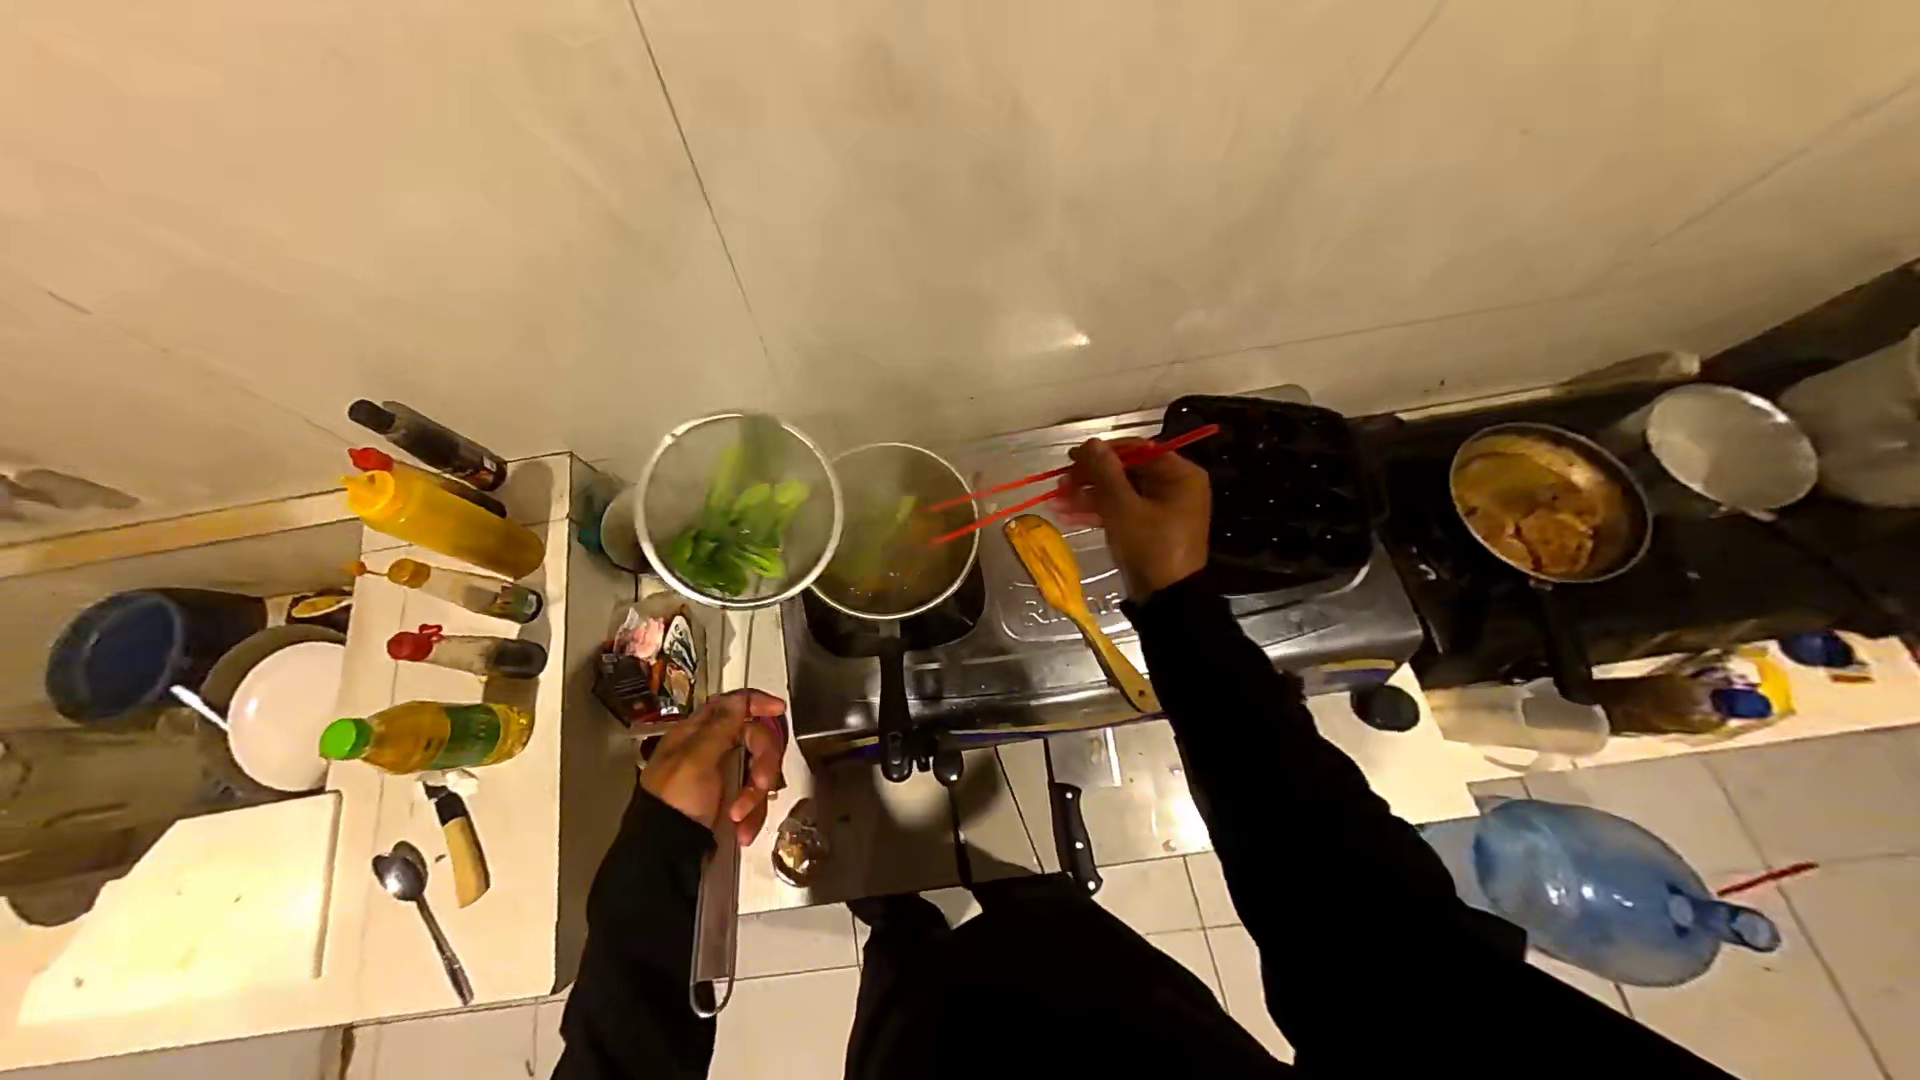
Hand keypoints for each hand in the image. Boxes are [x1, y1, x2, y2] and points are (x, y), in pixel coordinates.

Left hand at [640, 689, 787, 847]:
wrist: (664, 855)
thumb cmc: (675, 801)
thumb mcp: (696, 760)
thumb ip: (721, 728)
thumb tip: (740, 699)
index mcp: (699, 732)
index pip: (734, 704)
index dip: (757, 702)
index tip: (778, 710)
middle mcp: (715, 748)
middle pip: (757, 737)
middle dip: (764, 762)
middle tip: (761, 783)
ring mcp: (725, 774)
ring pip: (761, 769)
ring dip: (756, 795)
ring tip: (740, 817)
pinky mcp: (733, 798)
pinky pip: (756, 797)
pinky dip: (753, 814)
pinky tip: (742, 830)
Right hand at [1058, 437, 1210, 597]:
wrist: (1167, 599)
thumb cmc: (1151, 547)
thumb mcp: (1123, 508)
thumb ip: (1105, 472)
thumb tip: (1090, 443)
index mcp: (1179, 475)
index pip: (1138, 450)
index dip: (1103, 452)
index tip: (1072, 457)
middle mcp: (1173, 487)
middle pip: (1125, 471)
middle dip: (1090, 478)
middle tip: (1060, 483)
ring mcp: (1159, 508)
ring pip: (1118, 492)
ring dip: (1087, 495)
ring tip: (1056, 501)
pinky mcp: (1147, 528)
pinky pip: (1120, 511)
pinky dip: (1096, 511)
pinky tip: (1066, 515)